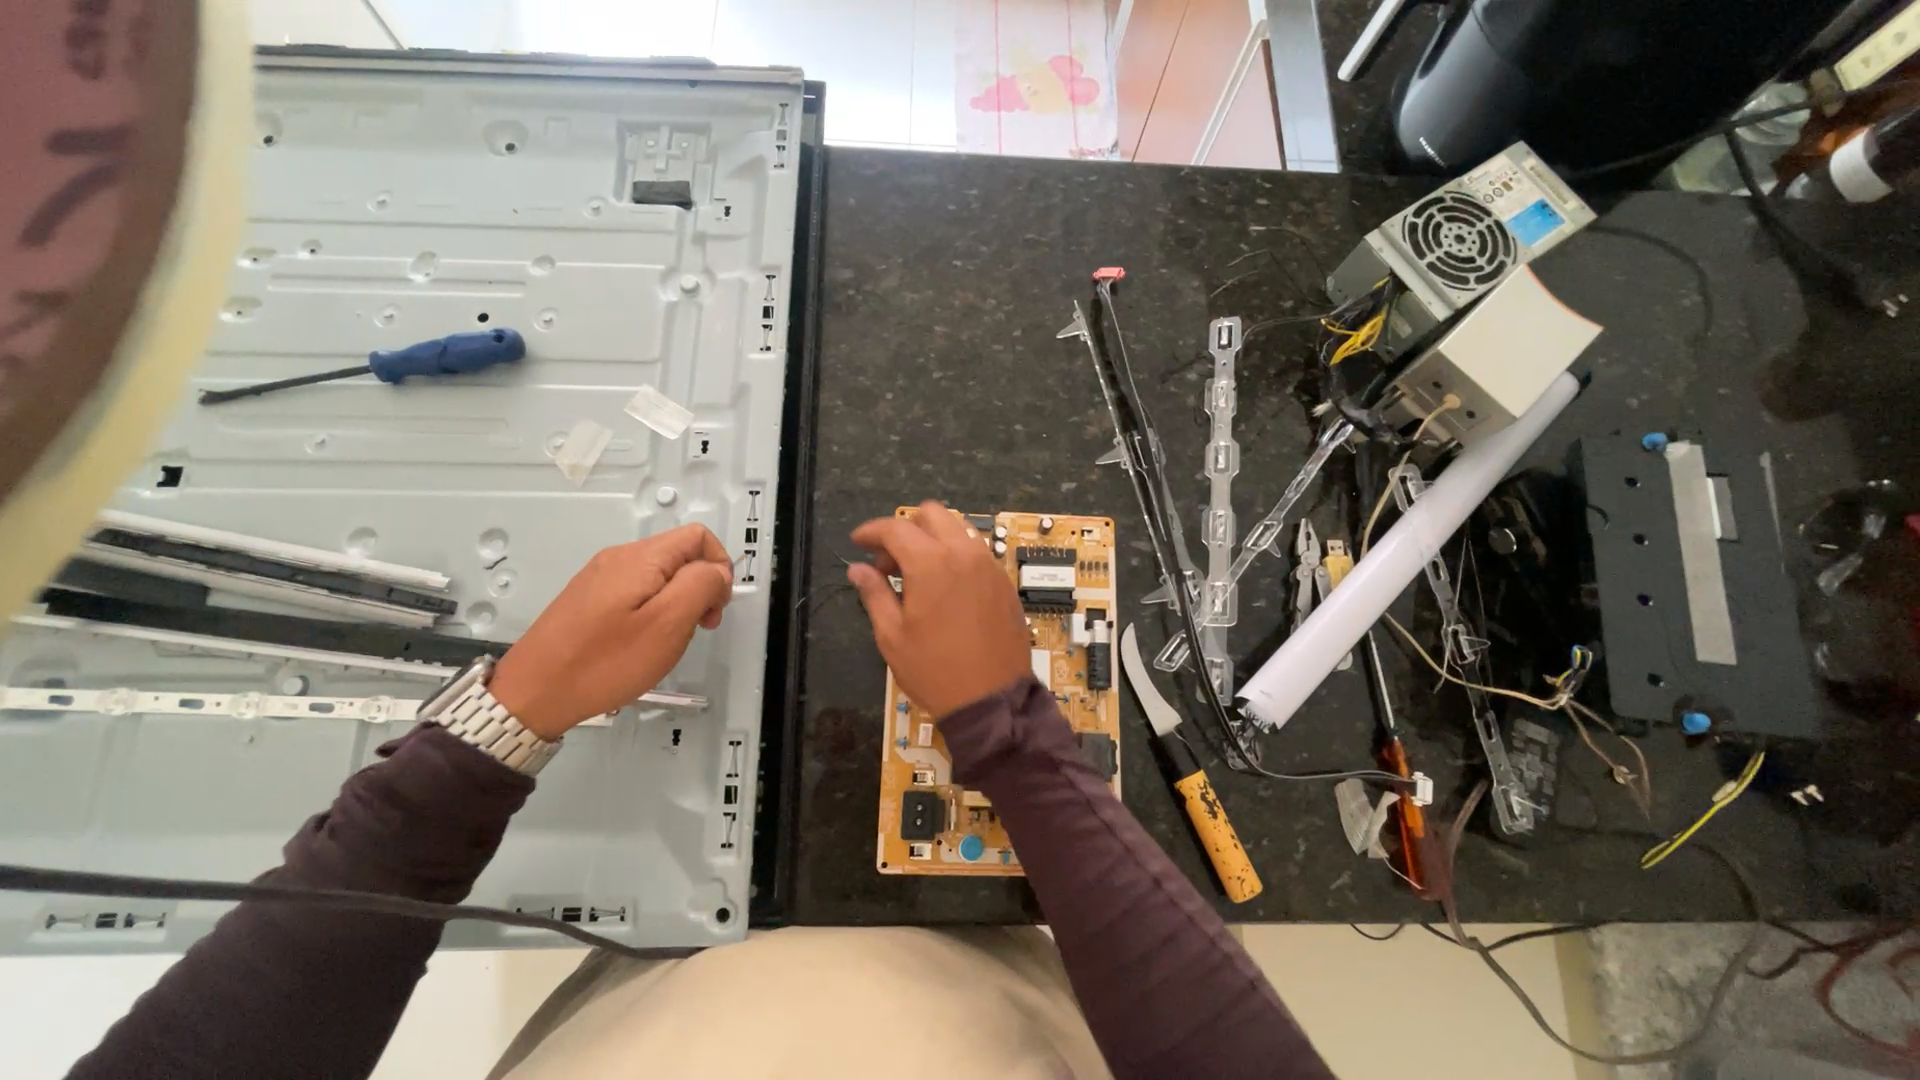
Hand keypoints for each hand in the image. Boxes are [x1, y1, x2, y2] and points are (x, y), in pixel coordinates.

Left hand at [490, 525, 732, 739]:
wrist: (534, 693)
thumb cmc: (605, 662)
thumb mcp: (668, 623)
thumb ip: (701, 586)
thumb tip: (715, 571)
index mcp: (640, 558)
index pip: (698, 537)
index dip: (719, 566)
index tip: (715, 607)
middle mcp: (618, 559)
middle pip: (678, 555)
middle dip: (701, 586)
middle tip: (700, 627)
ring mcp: (600, 578)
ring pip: (659, 575)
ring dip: (678, 601)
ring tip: (671, 640)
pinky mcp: (588, 599)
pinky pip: (636, 592)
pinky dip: (654, 611)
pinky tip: (644, 642)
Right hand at [847, 500, 1030, 717]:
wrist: (992, 700)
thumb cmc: (935, 671)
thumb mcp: (892, 636)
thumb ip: (874, 594)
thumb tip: (858, 569)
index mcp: (931, 563)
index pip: (895, 527)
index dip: (871, 531)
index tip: (858, 543)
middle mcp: (964, 554)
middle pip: (932, 514)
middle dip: (905, 529)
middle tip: (889, 563)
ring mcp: (989, 565)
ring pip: (958, 529)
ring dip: (932, 539)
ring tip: (917, 575)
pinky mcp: (1004, 581)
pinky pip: (977, 551)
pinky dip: (956, 555)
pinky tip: (945, 588)